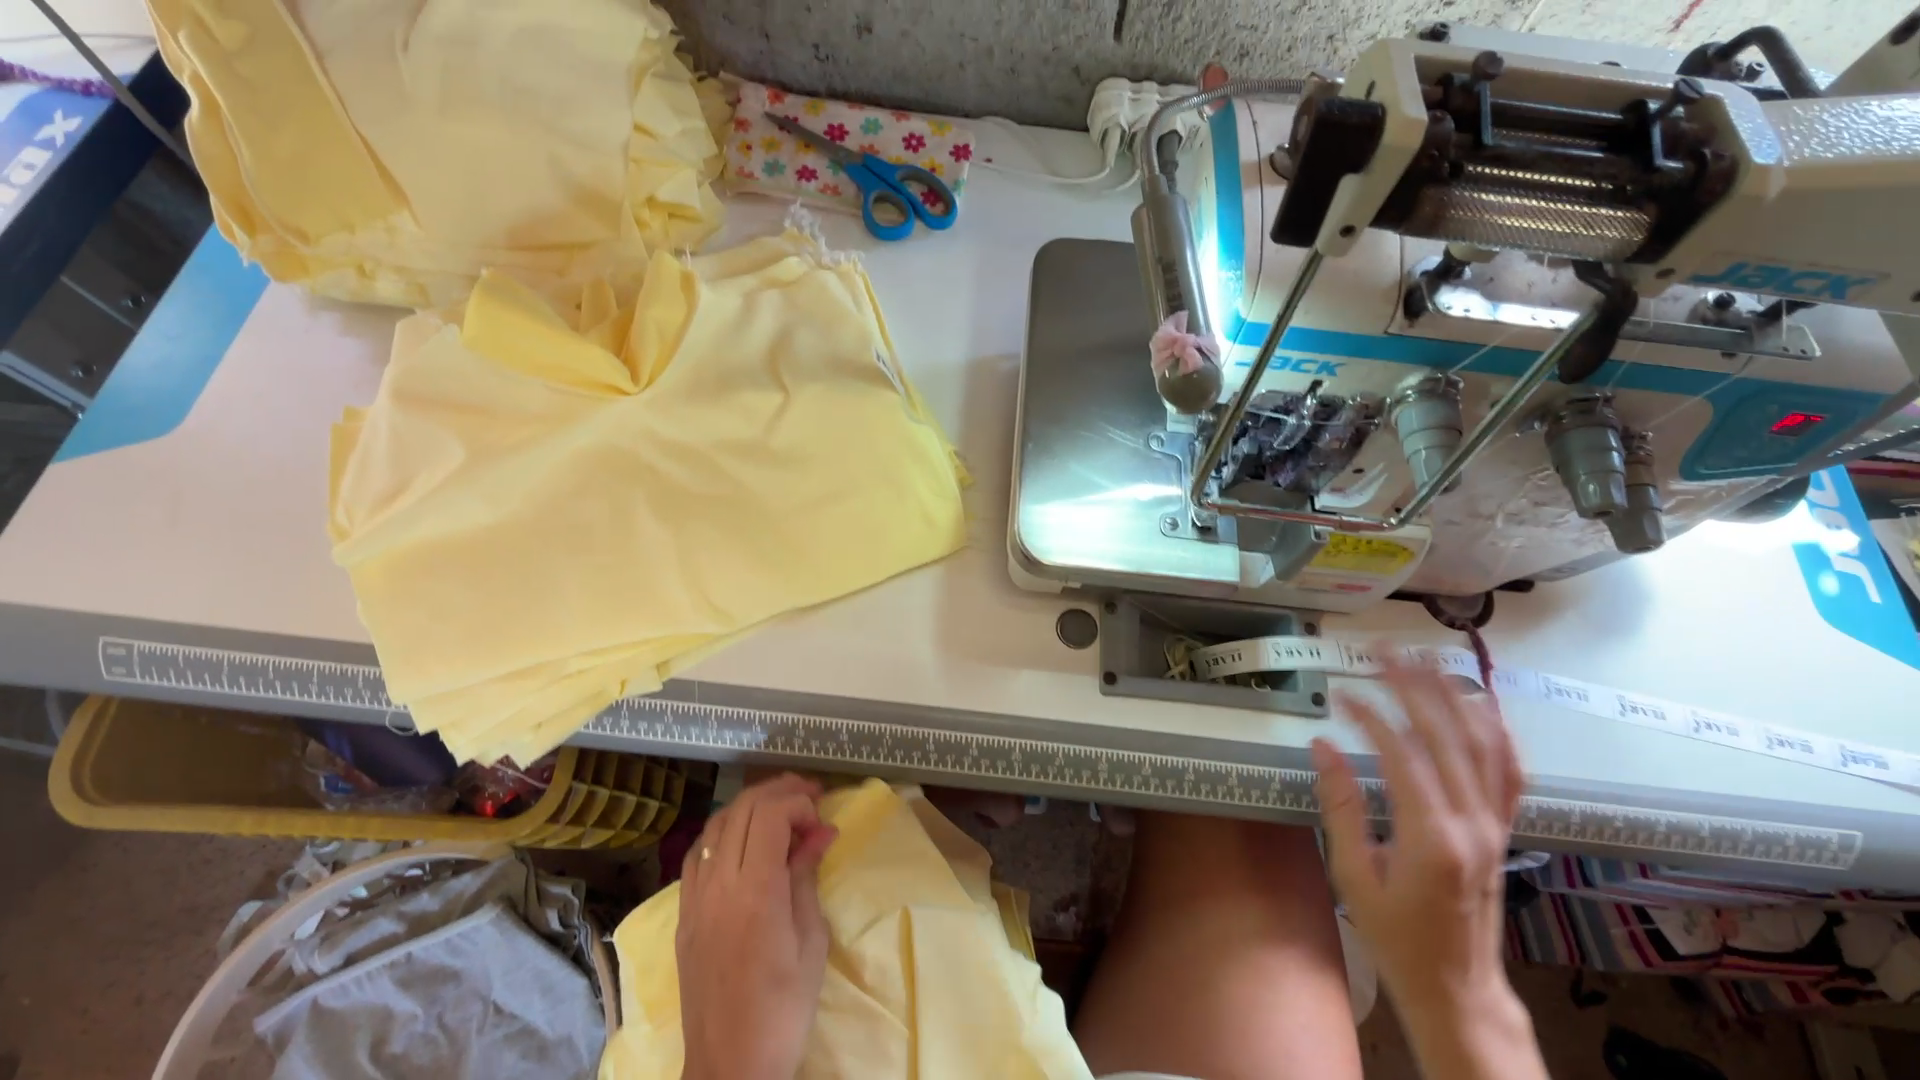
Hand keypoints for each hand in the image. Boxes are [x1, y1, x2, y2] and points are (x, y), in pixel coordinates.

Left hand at [676, 774, 837, 1079]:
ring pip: (715, 826)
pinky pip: (697, 855)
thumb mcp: (810, 942)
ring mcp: (694, 898)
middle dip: (778, 792)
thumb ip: (806, 878)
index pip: (770, 815)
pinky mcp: (683, 915)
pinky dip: (723, 834)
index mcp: (754, 892)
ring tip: (781, 809)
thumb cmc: (784, 1008)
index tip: (823, 816)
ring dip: (749, 807)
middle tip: (810, 795)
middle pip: (741, 810)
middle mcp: (717, 884)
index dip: (799, 803)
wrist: (731, 1064)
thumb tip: (820, 832)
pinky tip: (744, 842)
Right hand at [1312, 657, 1542, 1079]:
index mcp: (1432, 836)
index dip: (1370, 715)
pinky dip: (1494, 728)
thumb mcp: (1353, 876)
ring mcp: (1495, 823)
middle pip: (1447, 735)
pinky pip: (1508, 768)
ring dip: (1455, 695)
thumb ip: (1341, 807)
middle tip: (1382, 651)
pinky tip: (1478, 703)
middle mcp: (1473, 821)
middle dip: (1414, 686)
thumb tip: (1323, 747)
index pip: (1402, 754)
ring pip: (1484, 743)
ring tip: (1427, 659)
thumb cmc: (1395, 936)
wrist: (1457, 985)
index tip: (1341, 693)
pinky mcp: (1503, 827)